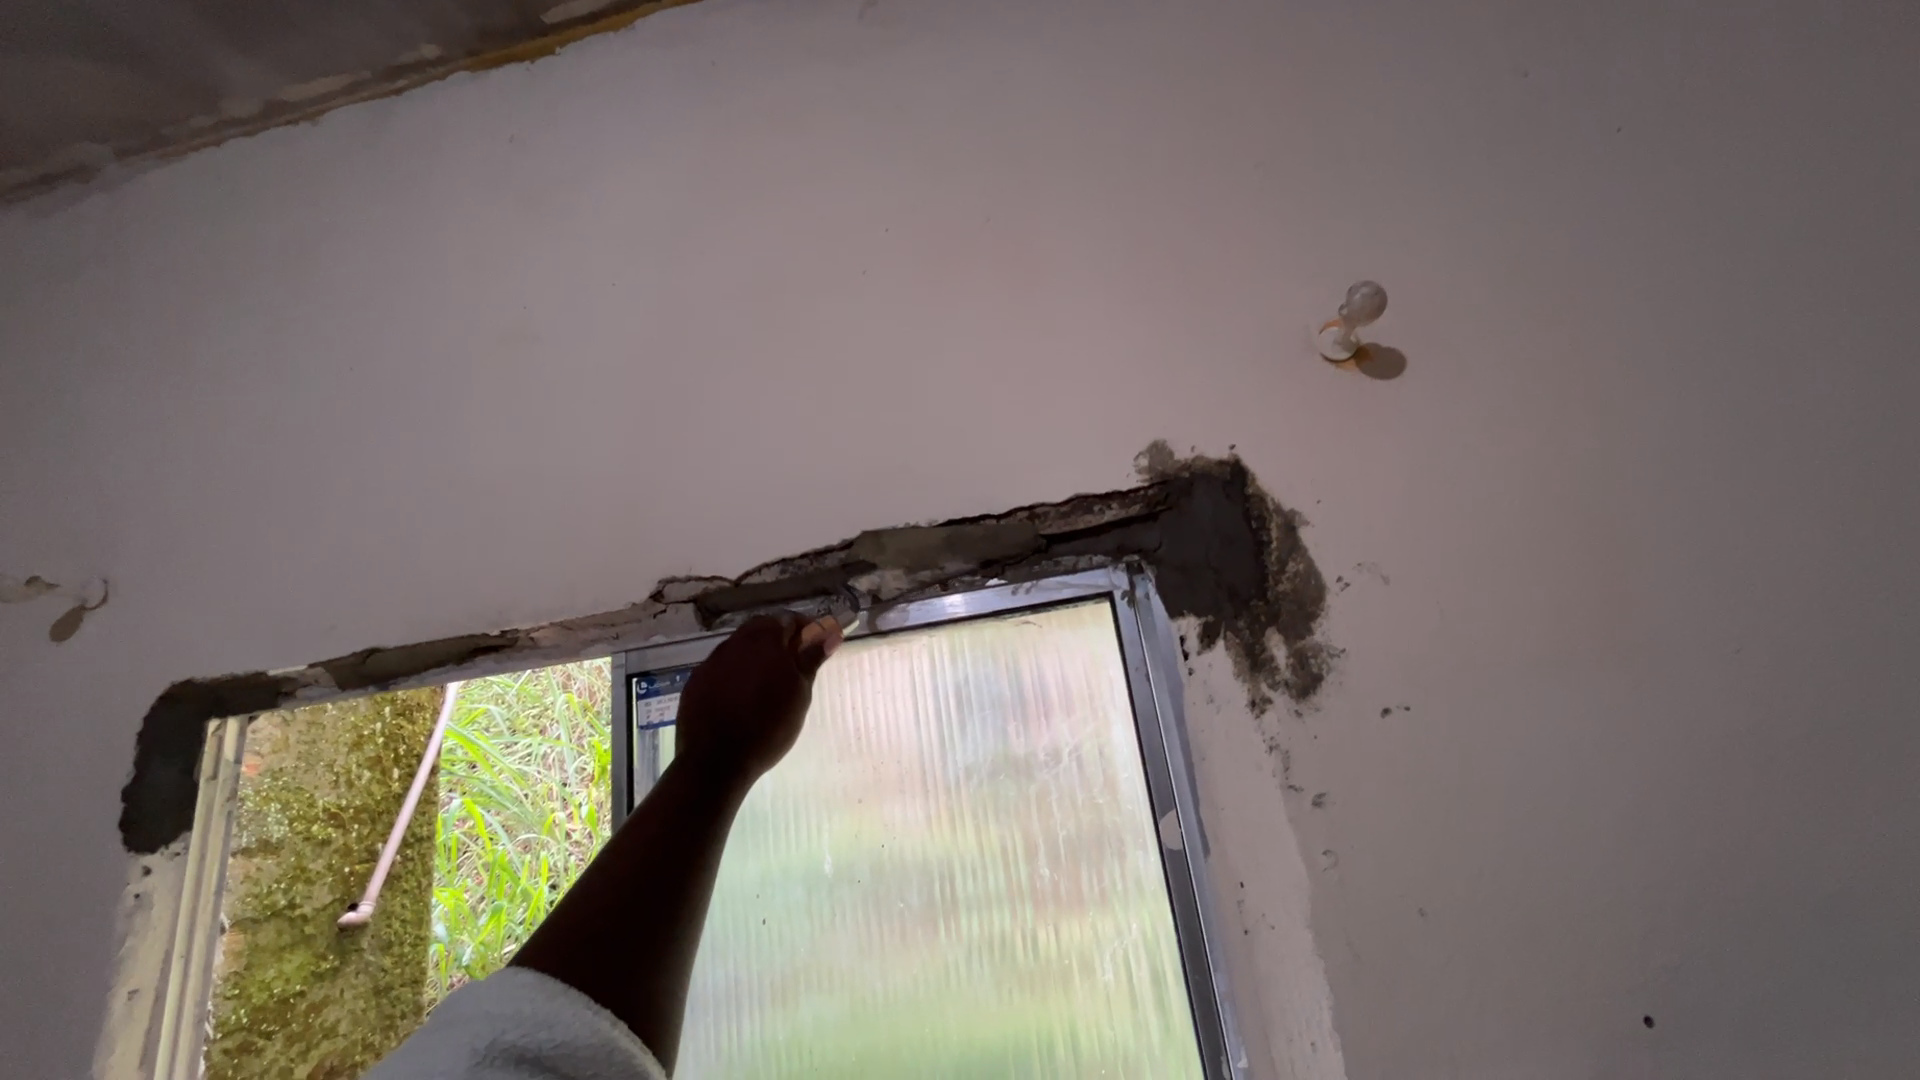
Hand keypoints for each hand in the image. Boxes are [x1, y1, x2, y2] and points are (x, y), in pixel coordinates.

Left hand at [674, 613, 841, 786]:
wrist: (715, 761)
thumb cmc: (769, 728)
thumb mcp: (800, 694)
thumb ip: (812, 659)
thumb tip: (831, 633)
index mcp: (766, 642)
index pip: (788, 619)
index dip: (804, 628)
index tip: (815, 644)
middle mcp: (737, 644)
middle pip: (761, 627)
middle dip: (779, 637)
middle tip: (793, 661)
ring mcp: (713, 661)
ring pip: (739, 645)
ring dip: (756, 653)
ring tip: (767, 680)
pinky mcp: (696, 680)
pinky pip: (721, 665)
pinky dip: (735, 670)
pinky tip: (741, 694)